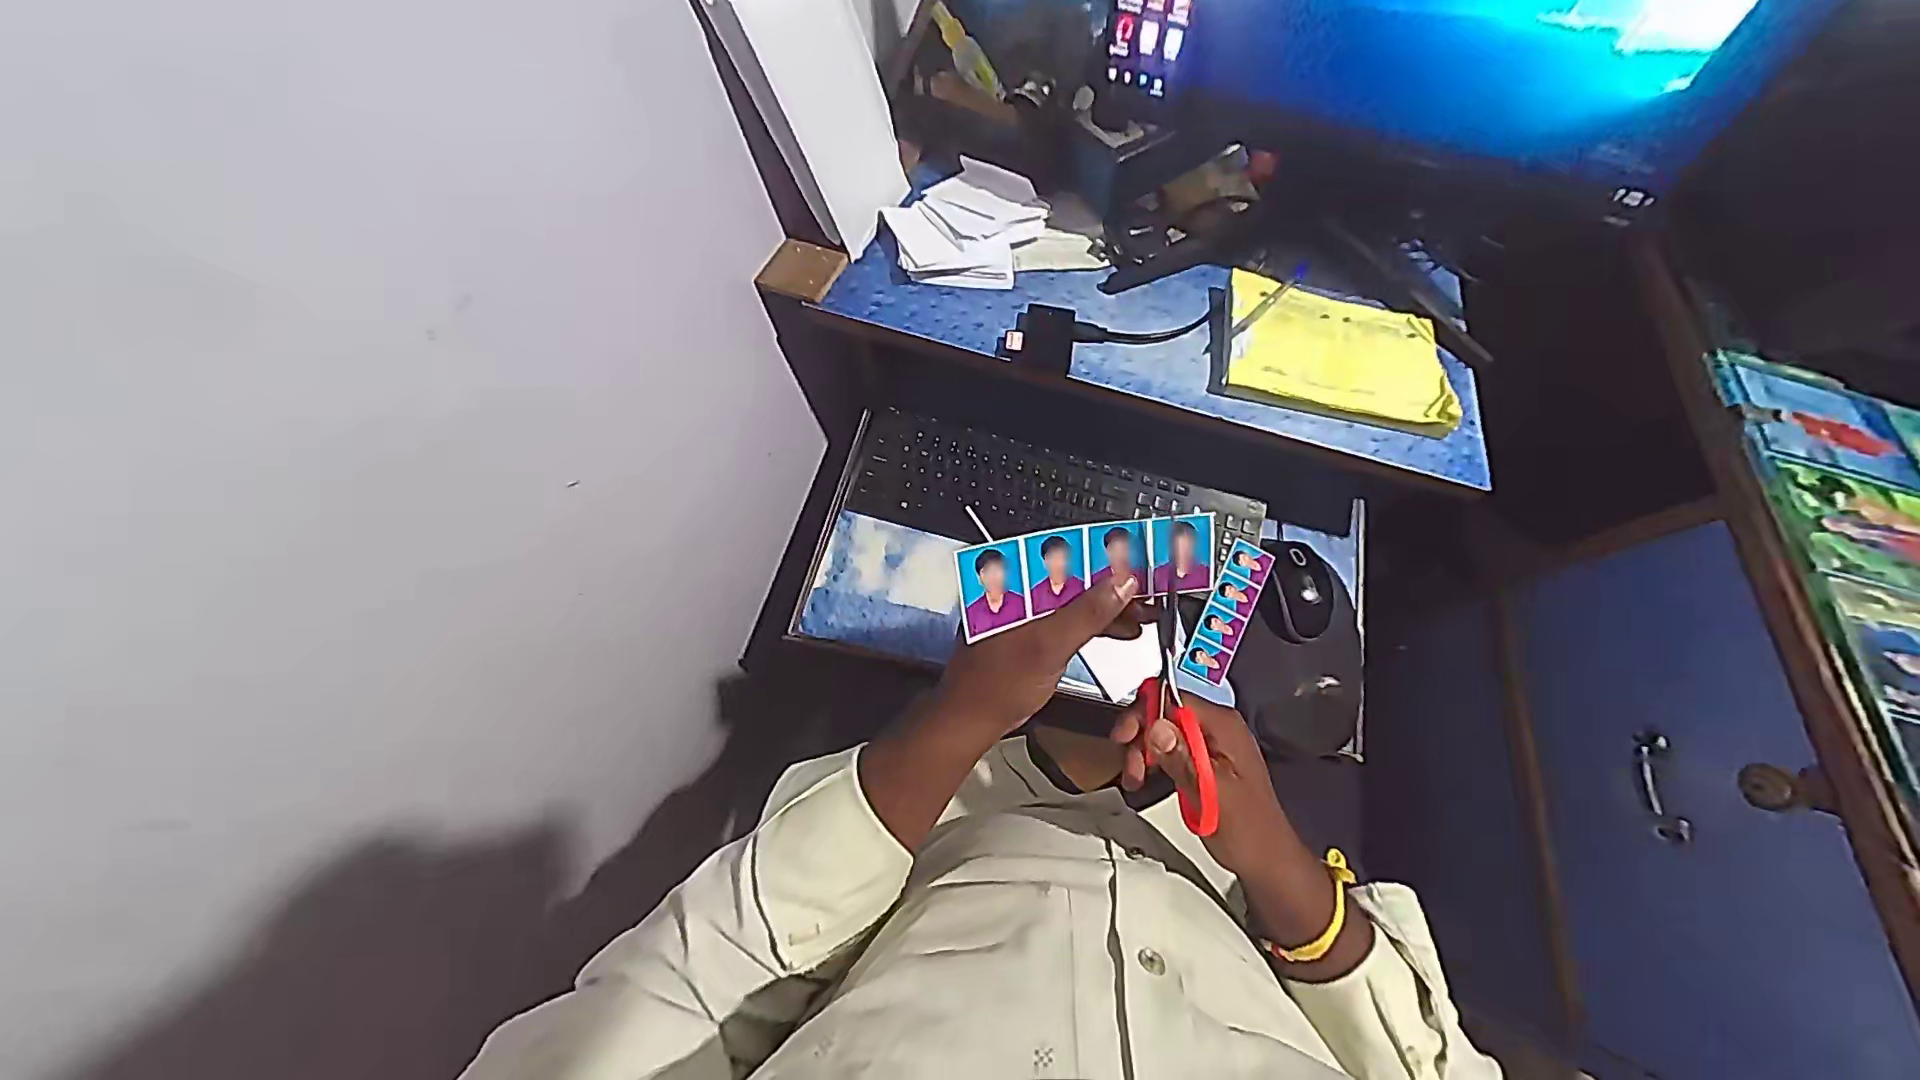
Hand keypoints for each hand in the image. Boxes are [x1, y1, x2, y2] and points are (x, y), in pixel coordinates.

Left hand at [934, 573, 1149, 736]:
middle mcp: (1020, 591)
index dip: (1107, 556)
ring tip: (1144, 610)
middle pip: (1076, 576)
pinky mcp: (1033, 631)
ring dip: (1111, 604)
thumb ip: (1087, 613)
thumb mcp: (1050, 645)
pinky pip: (1071, 618)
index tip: (1139, 558)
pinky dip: (1096, 623)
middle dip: (1116, 582)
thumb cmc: (993, 684)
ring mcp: (1027, 612)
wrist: (971, 719)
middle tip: (1150, 586)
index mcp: (1016, 583)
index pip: (1069, 556)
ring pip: (1077, 599)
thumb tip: (1120, 584)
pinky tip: (1121, 629)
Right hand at [1110, 695, 1289, 877]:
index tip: (1126, 738)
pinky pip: (1170, 745)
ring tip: (1137, 778)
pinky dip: (1154, 759)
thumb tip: (1157, 726)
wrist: (1268, 860)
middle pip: (1163, 711)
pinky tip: (1148, 778)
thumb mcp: (1211, 794)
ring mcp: (1211, 741)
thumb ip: (1182, 758)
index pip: (1171, 697)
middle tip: (1132, 767)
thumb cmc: (1248, 831)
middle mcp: (1217, 726)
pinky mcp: (1204, 756)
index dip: (1143, 714)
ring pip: (1162, 729)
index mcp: (1223, 726)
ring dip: (1143, 750)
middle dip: (1141, 736)